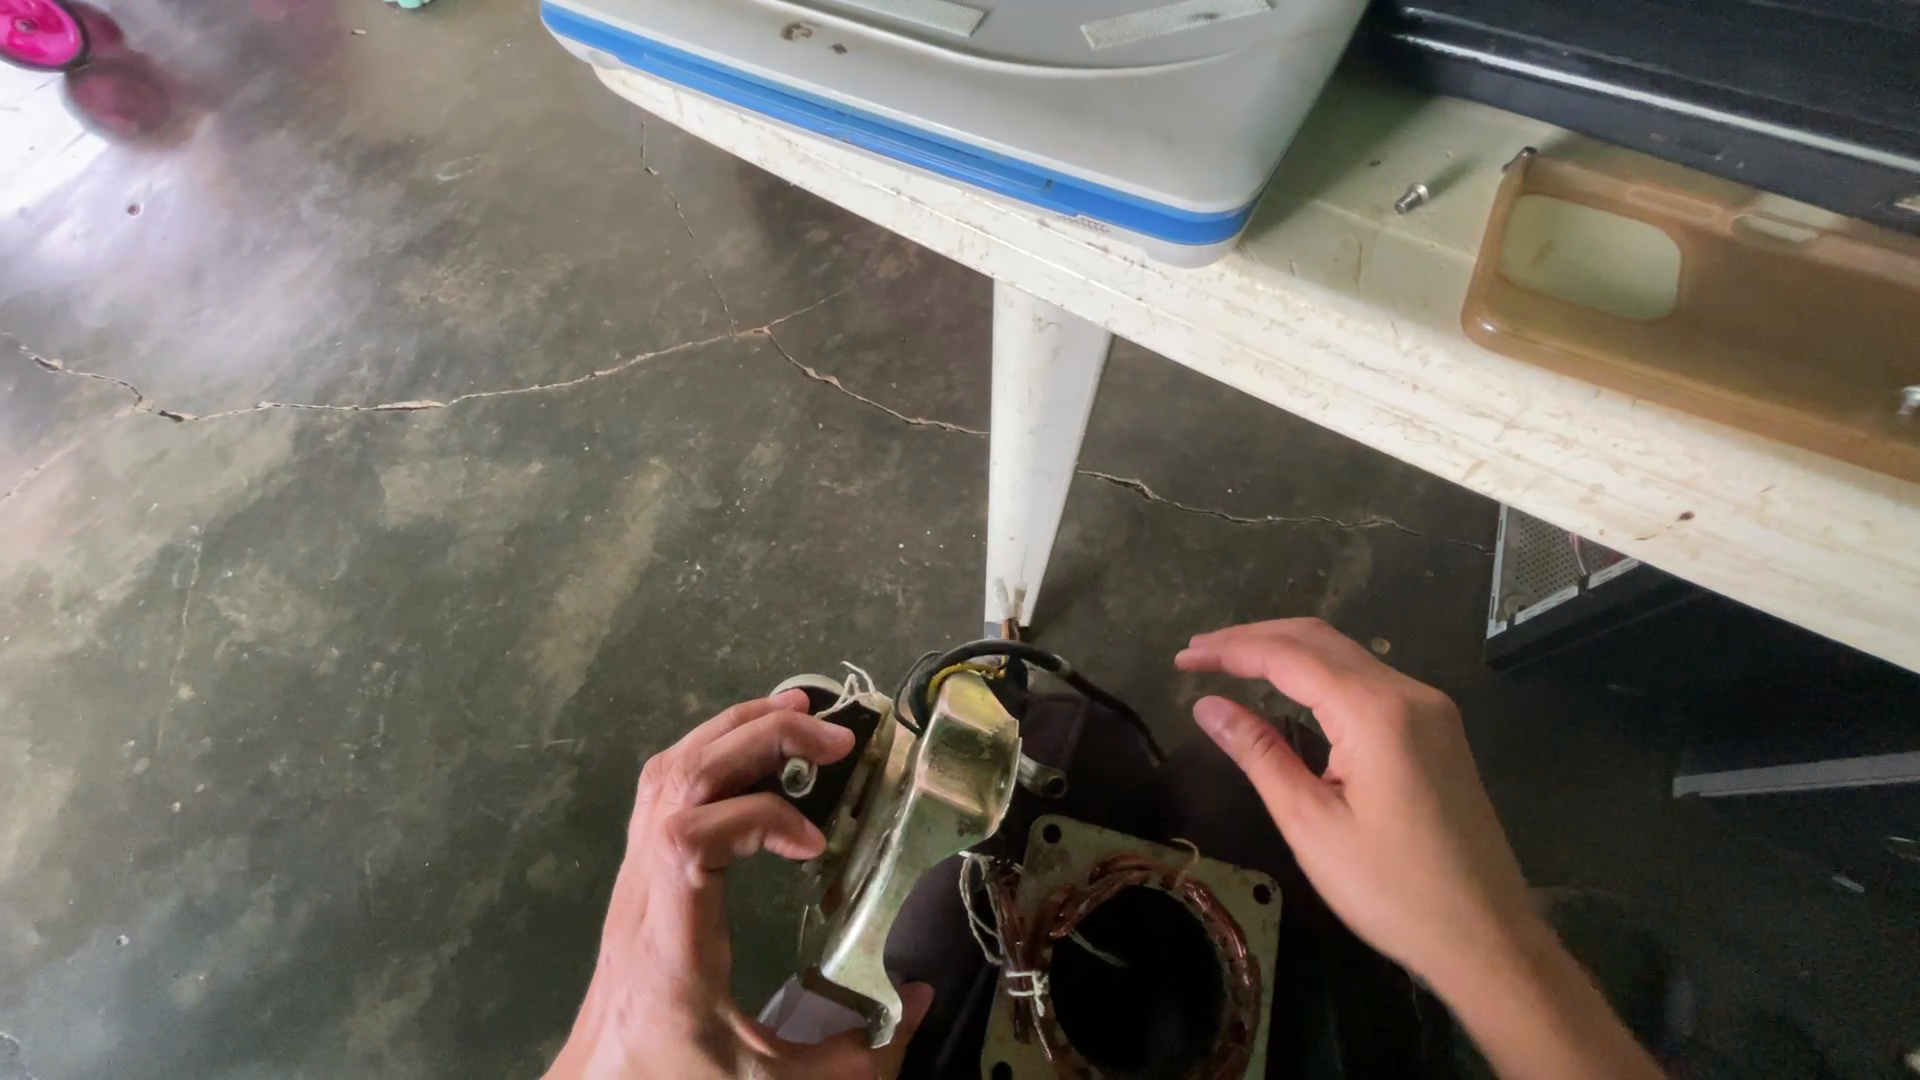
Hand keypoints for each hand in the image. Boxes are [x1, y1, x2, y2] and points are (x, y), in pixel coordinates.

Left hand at [544, 690, 934, 1079]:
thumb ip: (856, 1058)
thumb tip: (923, 997)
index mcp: (672, 940)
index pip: (691, 840)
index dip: (761, 818)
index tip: (815, 845)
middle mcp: (644, 887)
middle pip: (685, 777)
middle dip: (763, 738)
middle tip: (836, 737)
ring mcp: (634, 867)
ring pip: (670, 766)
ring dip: (736, 727)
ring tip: (799, 711)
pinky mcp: (640, 861)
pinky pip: (667, 780)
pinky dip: (714, 744)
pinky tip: (755, 744)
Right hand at [1177, 620, 1663, 1079]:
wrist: (1491, 943)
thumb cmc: (1391, 889)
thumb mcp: (1308, 821)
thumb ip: (1257, 751)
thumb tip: (1206, 704)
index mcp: (1375, 712)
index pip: (1287, 656)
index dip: (1229, 651)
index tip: (1182, 659)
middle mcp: (1407, 692)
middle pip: (1316, 638)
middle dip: (1251, 638)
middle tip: (1196, 653)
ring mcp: (1428, 708)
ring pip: (1342, 652)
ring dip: (1282, 648)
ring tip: (1227, 660)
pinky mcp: (1435, 728)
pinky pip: (1364, 676)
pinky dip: (1314, 669)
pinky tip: (1286, 684)